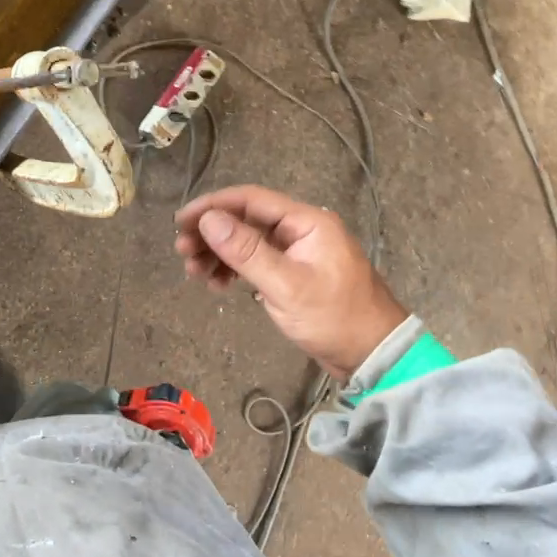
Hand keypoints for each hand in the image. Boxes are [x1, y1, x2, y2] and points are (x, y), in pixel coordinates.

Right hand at [174, 185, 406, 380]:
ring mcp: (297, 252)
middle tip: (183, 253)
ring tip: (194, 273)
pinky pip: (255, 261)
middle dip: (211, 234)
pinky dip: (233, 269)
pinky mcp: (293, 272)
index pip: (250, 199)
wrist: (375, 357)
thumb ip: (246, 251)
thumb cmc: (335, 318)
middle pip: (245, 220)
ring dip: (218, 253)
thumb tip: (208, 219)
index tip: (180, 221)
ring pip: (246, 241)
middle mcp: (301, 230)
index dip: (212, 206)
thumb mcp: (286, 286)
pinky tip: (217, 284)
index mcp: (306, 222)